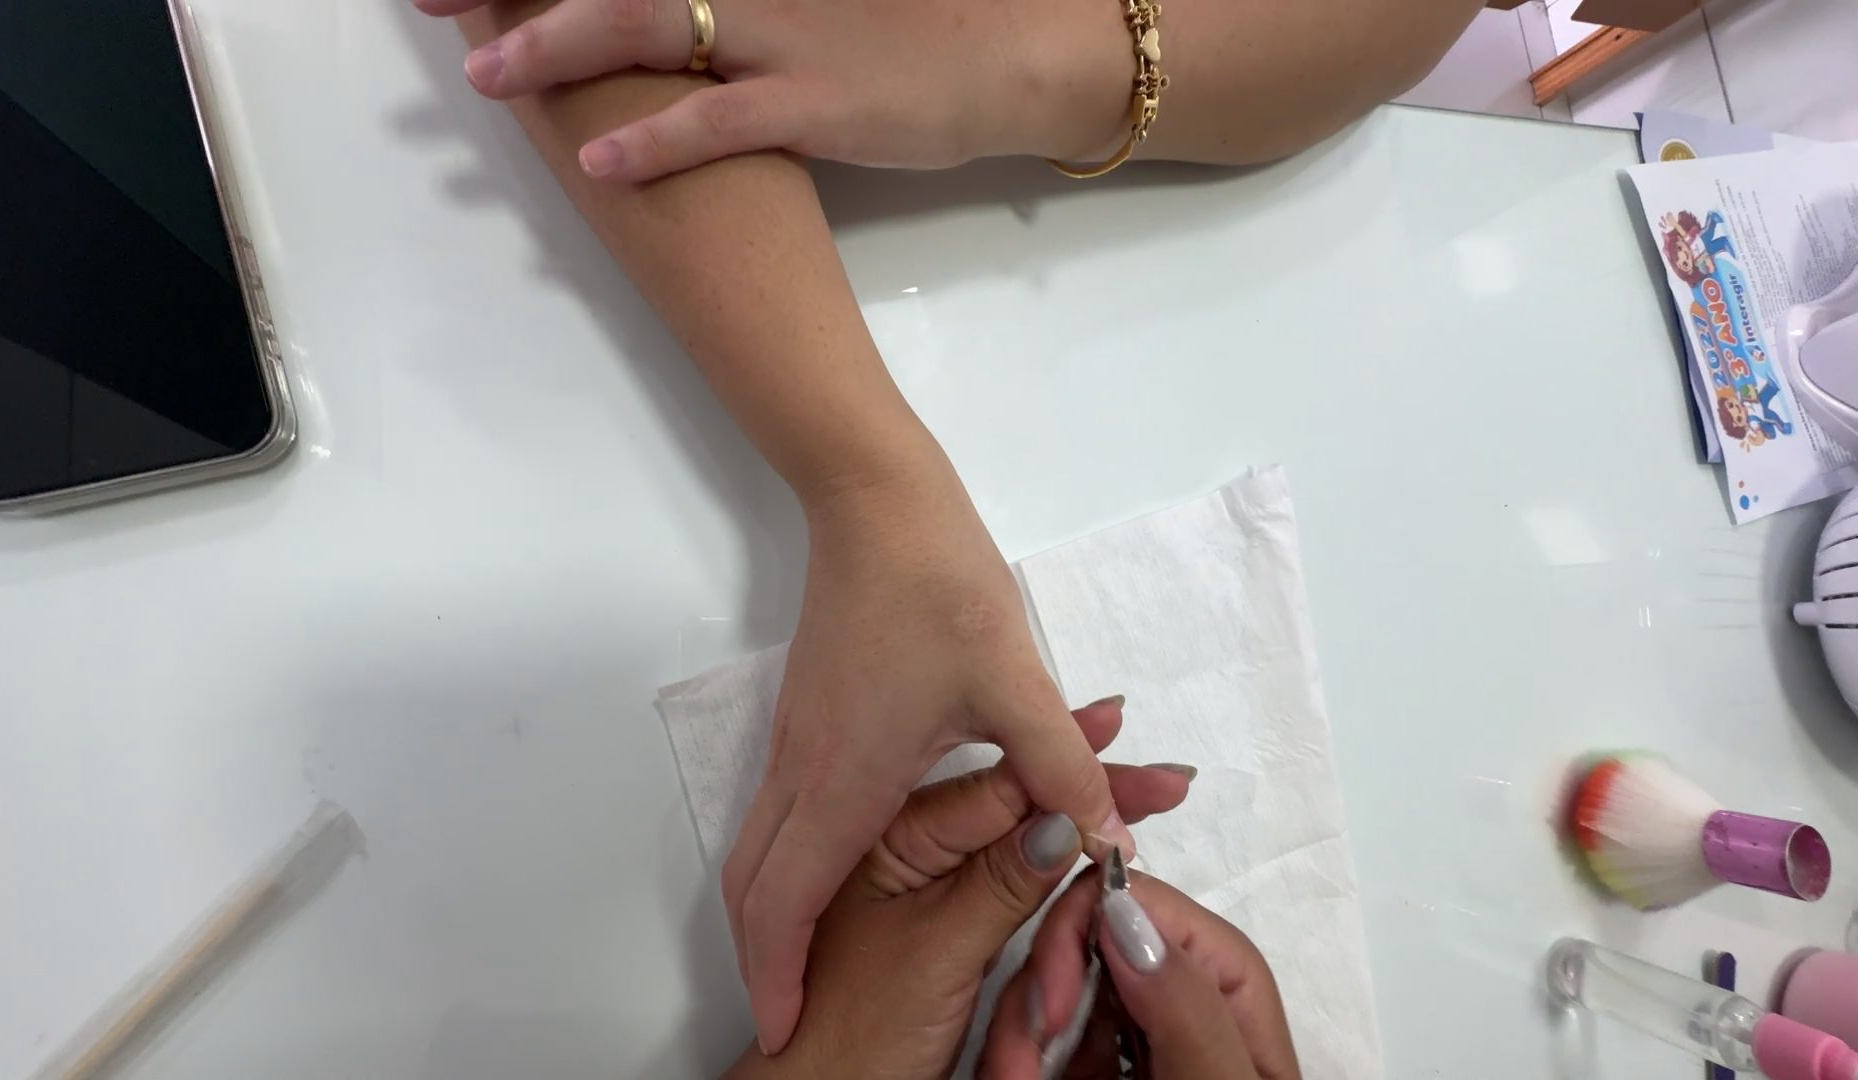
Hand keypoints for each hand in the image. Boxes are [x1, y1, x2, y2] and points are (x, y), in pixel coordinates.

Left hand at [412, 0, 1133, 179]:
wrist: (1004, 55)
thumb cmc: (917, 27)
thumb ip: (743, 2)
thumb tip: (687, 17)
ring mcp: (781, 36)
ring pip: (646, 29)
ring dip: (555, 51)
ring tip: (485, 78)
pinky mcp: (815, 106)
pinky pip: (716, 124)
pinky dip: (655, 142)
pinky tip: (598, 162)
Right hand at [724, 469, 1137, 1052]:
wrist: (877, 504)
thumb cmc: (935, 587)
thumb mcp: (1013, 682)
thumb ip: (1062, 764)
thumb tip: (1106, 831)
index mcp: (846, 774)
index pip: (784, 898)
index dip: (776, 972)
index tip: (781, 1027)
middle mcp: (804, 761)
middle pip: (750, 878)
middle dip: (762, 949)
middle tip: (789, 996)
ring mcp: (796, 730)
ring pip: (761, 837)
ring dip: (775, 899)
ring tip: (812, 942)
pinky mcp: (806, 703)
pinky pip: (780, 798)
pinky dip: (788, 847)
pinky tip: (847, 843)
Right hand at [980, 868, 1300, 1079]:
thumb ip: (1185, 1009)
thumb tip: (1122, 908)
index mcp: (1223, 984)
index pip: (1147, 908)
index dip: (1084, 929)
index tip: (1048, 996)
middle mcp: (1172, 993)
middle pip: (1084, 945)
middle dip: (1039, 998)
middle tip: (1012, 1070)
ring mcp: (1129, 1032)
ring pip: (1051, 987)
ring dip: (1018, 1038)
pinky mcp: (1091, 1065)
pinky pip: (1041, 1038)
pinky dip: (1017, 1060)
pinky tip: (1010, 1079)